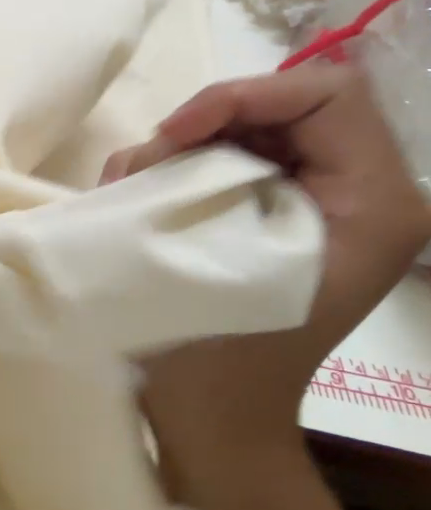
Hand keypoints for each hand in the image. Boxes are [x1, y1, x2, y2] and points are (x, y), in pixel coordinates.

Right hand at [100, 64, 430, 462]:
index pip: (325, 94)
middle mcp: (360, 195)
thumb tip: (168, 140)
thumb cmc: (216, 343)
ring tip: (134, 193)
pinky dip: (172, 171)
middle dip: (201, 125)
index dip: (242, 95)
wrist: (212, 415)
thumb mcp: (223, 252)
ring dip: (176, 152)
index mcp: (374, 201)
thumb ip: (208, 179)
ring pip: (243, 132)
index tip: (172, 134)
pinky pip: (224, 164)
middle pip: (282, 106)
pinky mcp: (272, 220)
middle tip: (144, 170)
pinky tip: (143, 204)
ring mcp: (314, 208)